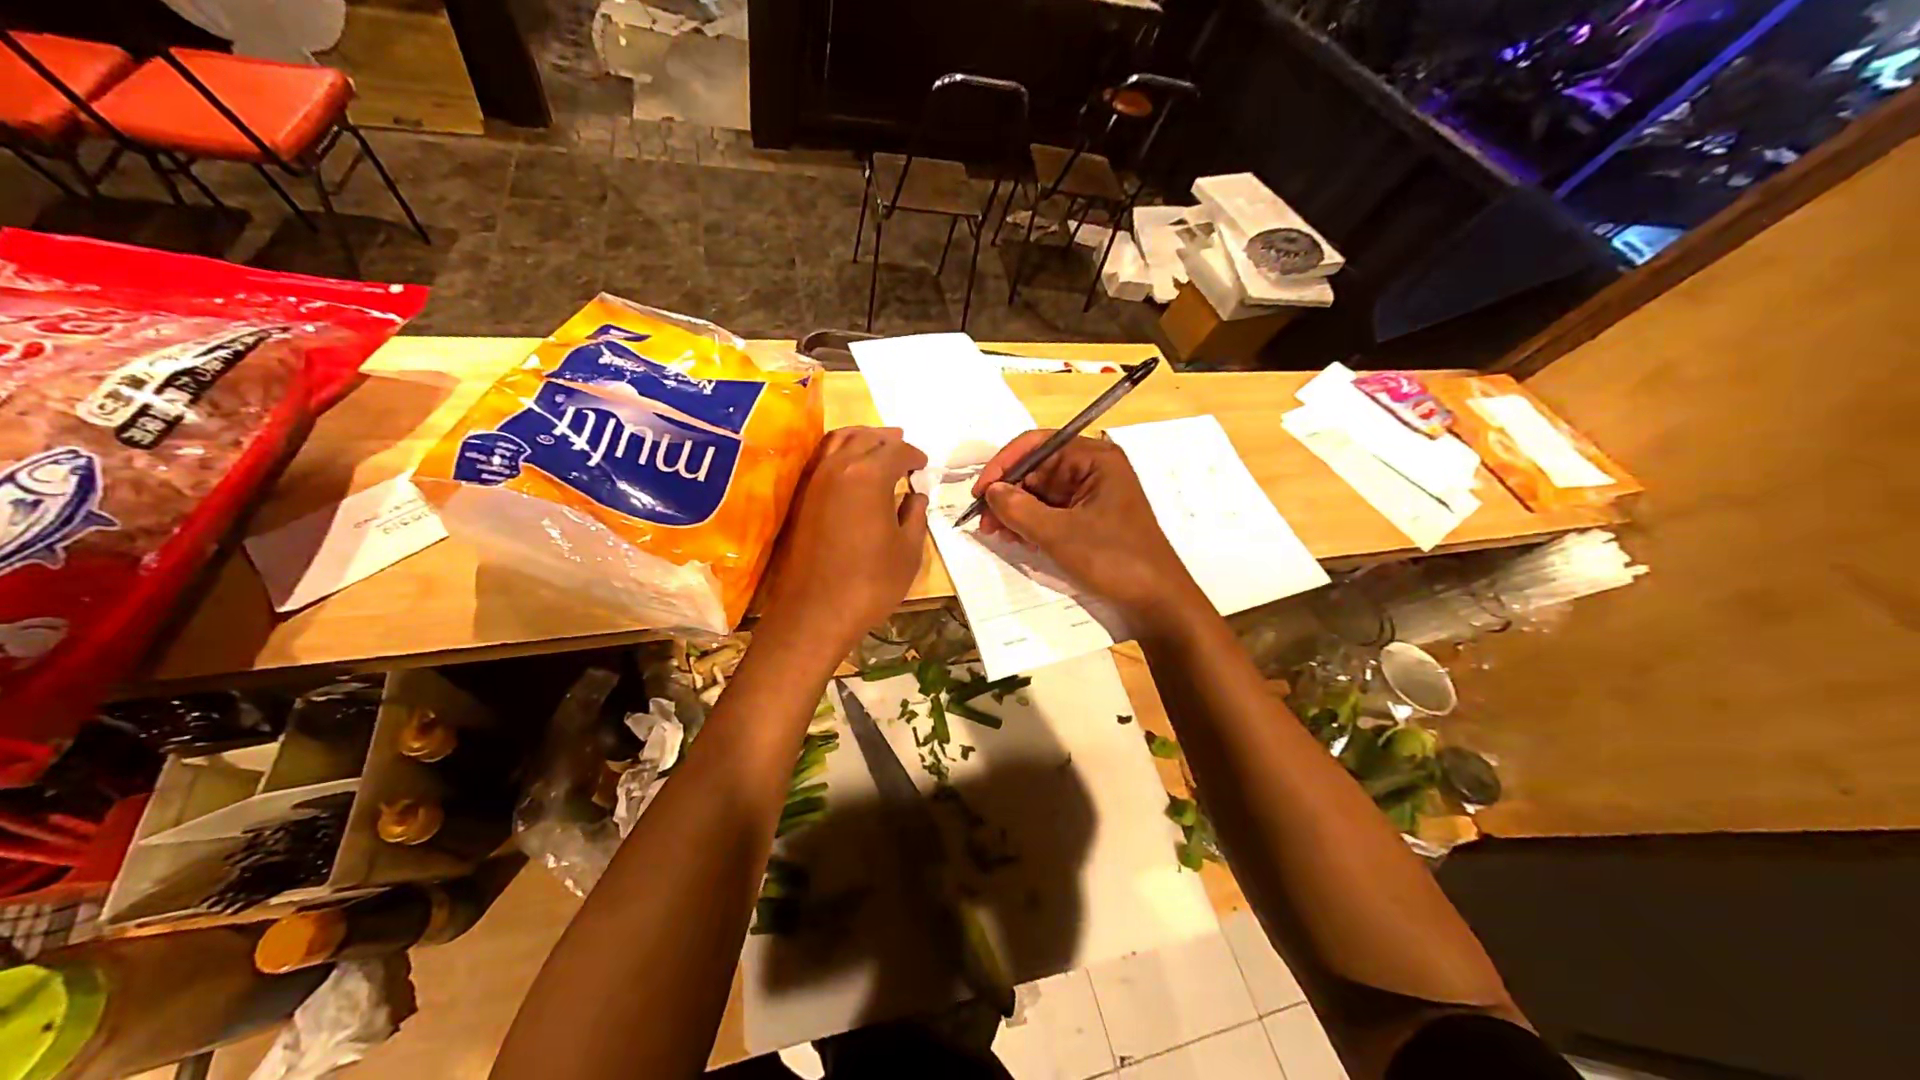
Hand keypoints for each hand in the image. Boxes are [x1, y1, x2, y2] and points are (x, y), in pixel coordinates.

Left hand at [758, 427, 928, 656]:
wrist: (815, 612)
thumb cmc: (871, 583)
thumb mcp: (908, 550)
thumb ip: (915, 515)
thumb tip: (915, 496)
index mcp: (870, 475)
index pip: (897, 451)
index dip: (914, 455)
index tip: (923, 466)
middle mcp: (839, 467)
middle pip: (866, 439)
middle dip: (888, 440)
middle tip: (904, 447)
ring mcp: (814, 480)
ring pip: (838, 442)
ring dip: (861, 439)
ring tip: (877, 446)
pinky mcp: (800, 498)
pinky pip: (822, 460)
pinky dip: (840, 453)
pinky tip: (850, 469)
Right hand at [971, 430, 1205, 628]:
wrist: (1158, 601)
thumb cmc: (1115, 559)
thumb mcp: (1060, 534)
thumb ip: (1019, 509)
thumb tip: (991, 492)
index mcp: (1095, 458)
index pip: (1038, 444)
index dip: (1004, 464)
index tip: (980, 492)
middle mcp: (1094, 469)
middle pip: (1038, 469)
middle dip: (1009, 493)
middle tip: (983, 521)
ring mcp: (1094, 495)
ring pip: (1042, 493)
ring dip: (1017, 511)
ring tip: (997, 534)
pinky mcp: (1092, 519)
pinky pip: (1053, 512)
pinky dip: (1032, 523)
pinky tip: (1018, 540)